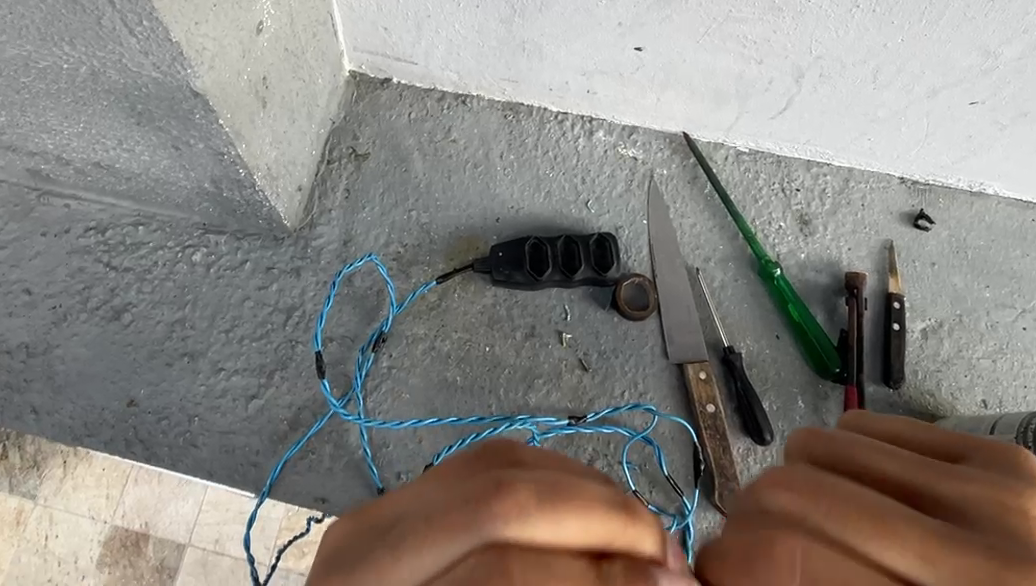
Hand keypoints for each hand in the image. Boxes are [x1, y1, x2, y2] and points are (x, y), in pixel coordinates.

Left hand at [309, 439, 696, 585]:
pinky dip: (544, 480)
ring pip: (492, 461)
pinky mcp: (389, 502)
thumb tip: (652, 583)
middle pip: (497, 495)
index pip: (502, 569)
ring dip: (581, 488)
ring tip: (638, 530)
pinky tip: (585, 507)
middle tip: (669, 558)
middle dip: (601, 517)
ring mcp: (374, 514)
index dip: (599, 576)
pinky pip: (477, 465)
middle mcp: (367, 547)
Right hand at [696, 411, 1035, 585]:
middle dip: (749, 518)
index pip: (791, 559)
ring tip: (820, 523)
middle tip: (750, 545)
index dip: (730, 560)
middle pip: (793, 492)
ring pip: (818, 445)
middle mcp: (982, 551)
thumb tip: (733, 565)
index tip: (716, 569)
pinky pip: (867, 427)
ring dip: (796, 484)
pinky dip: (845, 462)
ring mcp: (999, 489)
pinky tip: (870, 499)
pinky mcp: (1007, 453)